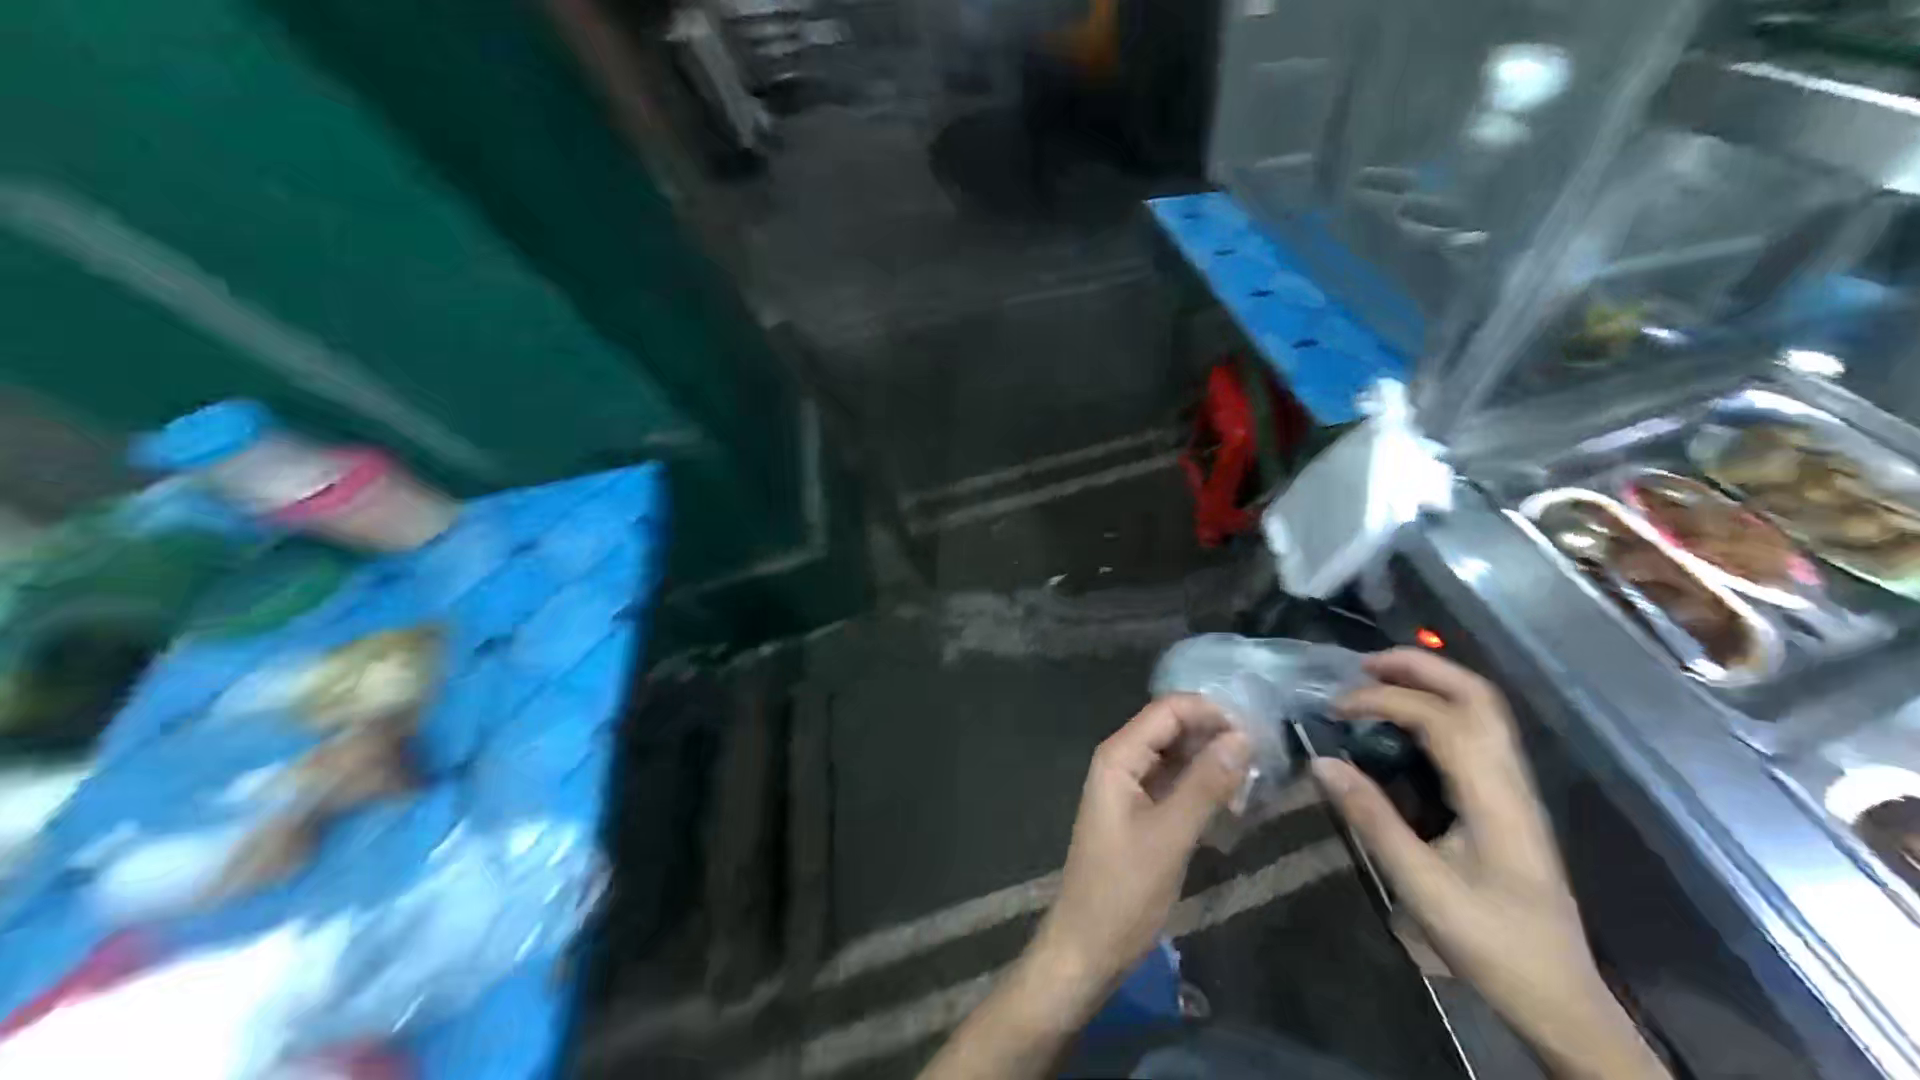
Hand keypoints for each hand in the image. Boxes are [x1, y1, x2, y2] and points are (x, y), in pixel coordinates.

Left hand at [1027, 695, 1251, 1015]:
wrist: (1089, 943)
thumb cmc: (1124, 888)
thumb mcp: (1170, 834)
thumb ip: (1205, 784)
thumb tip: (1243, 737)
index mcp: (1118, 757)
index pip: (1167, 710)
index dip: (1210, 712)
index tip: (1258, 729)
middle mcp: (1122, 762)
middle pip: (1172, 729)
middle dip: (1215, 735)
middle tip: (1266, 754)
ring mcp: (1131, 787)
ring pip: (1177, 757)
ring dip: (1213, 762)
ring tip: (1259, 776)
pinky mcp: (1142, 812)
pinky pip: (1175, 784)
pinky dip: (1203, 787)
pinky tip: (1236, 801)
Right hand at [1314, 649, 1667, 1079]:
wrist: (1557, 993)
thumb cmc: (1488, 940)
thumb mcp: (1419, 884)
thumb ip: (1370, 817)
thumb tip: (1321, 761)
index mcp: (1494, 797)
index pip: (1441, 719)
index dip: (1383, 700)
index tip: (1334, 710)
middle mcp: (1512, 780)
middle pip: (1477, 695)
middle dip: (1419, 667)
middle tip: (1362, 667)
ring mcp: (1515, 787)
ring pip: (1483, 709)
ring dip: (1430, 681)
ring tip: (1376, 682)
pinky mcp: (1508, 798)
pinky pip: (1477, 731)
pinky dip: (1437, 707)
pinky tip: (1403, 723)